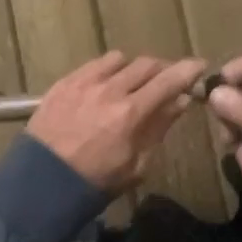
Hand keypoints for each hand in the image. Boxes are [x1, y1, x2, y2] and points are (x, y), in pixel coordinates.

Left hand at [28, 52, 207, 192]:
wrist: (41, 182)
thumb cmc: (95, 181)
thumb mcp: (136, 164)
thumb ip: (159, 128)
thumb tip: (180, 101)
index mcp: (131, 113)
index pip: (169, 81)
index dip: (188, 70)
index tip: (200, 65)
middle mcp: (109, 90)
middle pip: (146, 64)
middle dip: (163, 69)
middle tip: (168, 79)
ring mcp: (84, 82)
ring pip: (119, 59)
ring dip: (133, 68)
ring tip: (132, 83)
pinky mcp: (64, 82)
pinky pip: (93, 65)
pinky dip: (107, 70)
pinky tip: (105, 85)